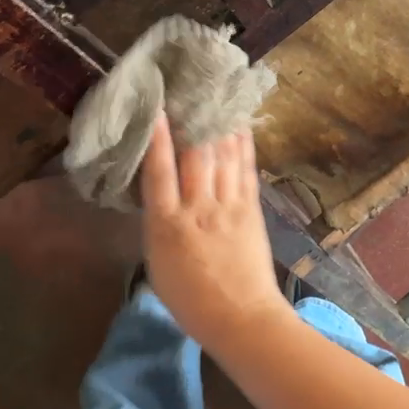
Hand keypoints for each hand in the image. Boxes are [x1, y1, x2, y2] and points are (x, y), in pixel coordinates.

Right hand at [140, 116, 292, 352]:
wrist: (241, 318)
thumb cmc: (190, 300)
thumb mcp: (158, 264)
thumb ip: (158, 224)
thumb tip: (159, 194)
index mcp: (167, 226)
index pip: (159, 173)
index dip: (158, 139)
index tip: (157, 109)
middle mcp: (198, 209)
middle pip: (195, 156)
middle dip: (191, 121)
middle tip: (188, 90)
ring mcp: (228, 206)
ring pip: (222, 156)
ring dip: (218, 124)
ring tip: (215, 96)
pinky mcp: (251, 208)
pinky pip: (246, 169)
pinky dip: (242, 144)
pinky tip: (239, 124)